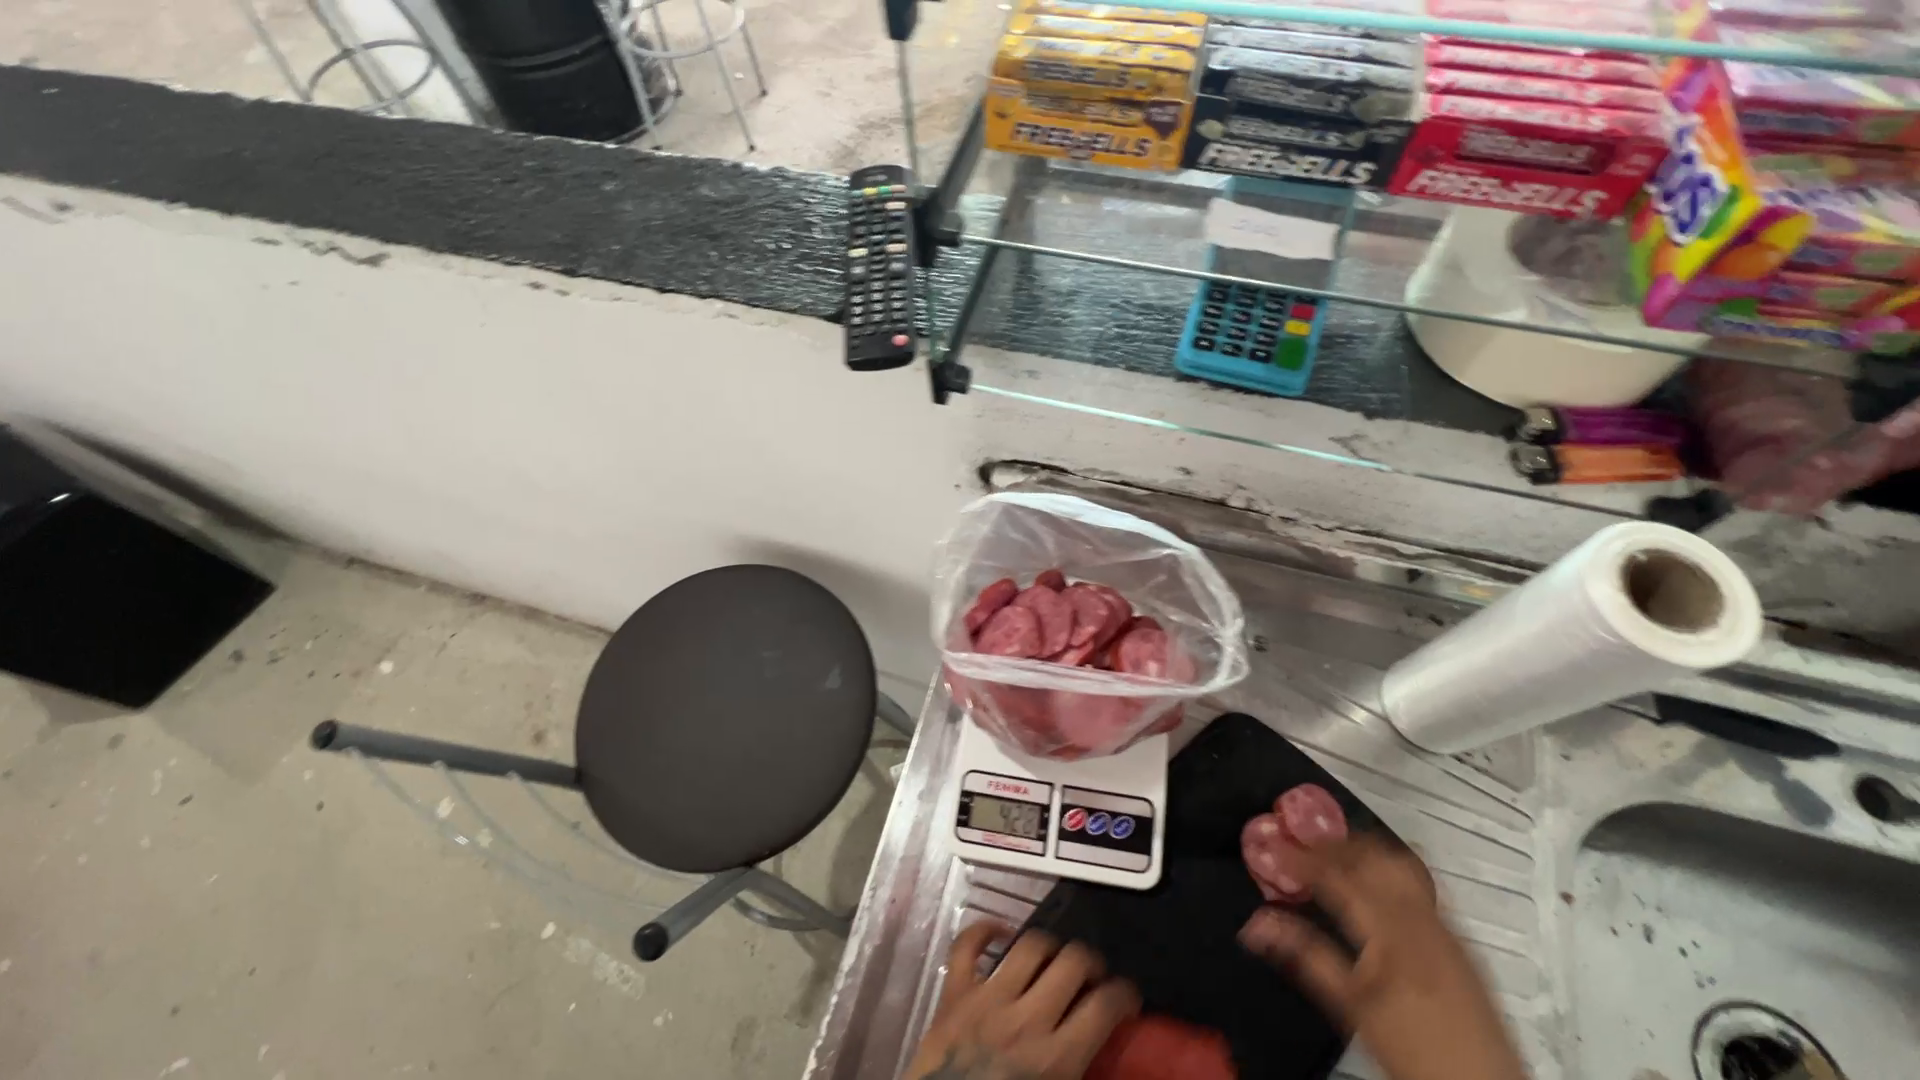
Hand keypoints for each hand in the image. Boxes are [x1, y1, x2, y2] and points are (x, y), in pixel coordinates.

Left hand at [905, 923, 1141, 1079]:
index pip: (1105, 1006)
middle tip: (1092, 976)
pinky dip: (984, 930)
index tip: (1126, 998)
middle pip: (1073, 963)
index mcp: (1055, 1060)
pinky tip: (1001, 932)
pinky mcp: (953, 993)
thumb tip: (1111, 1067)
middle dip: (1091, 964)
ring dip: (1050, 947)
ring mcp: (986, 1000)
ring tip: (1055, 958)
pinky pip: (966, 945)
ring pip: (1030, 946)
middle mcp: (1025, 1021)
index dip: (1125, 995)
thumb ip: (1080, 1074)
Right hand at [1238, 835, 1526, 1079]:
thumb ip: (1305, 956)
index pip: (1335, 875)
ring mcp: (1443, 922)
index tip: (1272, 846)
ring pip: (1399, 862)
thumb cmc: (1411, 1048)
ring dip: (1362, 848)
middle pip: (1371, 857)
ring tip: (1334, 851)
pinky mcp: (1459, 935)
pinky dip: (1390, 865)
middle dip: (1331, 843)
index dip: (1300, 856)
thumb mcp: (1350, 1006)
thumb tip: (1257, 924)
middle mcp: (1419, 915)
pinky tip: (1378, 876)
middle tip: (1299, 841)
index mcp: (1388, 929)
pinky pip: (1421, 882)